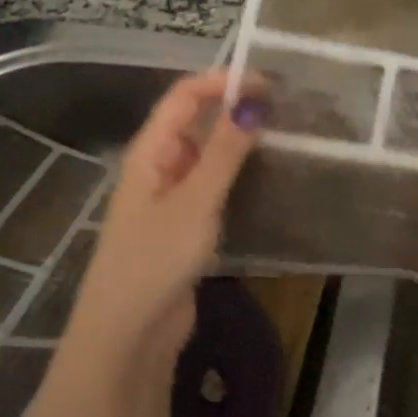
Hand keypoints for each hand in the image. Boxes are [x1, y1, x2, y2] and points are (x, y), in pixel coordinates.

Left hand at [66, 69, 267, 363]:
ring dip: (242, 142)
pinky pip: (216, 185)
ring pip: (209, 155)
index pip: (184, 97)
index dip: (222, 82)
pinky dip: (241, 174)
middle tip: (288, 108)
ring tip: (288, 136)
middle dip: (236, 108)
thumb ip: (225, 151)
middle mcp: (159, 167)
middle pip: (196, 121)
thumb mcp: (195, 201)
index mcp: (150, 152)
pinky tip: (271, 178)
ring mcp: (172, 198)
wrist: (128, 334)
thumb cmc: (154, 260)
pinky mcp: (187, 226)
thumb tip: (254, 101)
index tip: (271, 84)